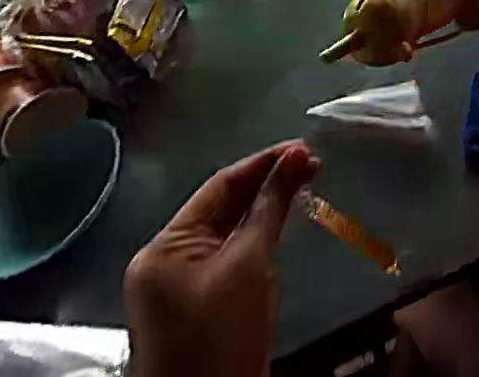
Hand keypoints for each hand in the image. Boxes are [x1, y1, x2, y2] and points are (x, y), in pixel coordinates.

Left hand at [125, 141, 317, 376]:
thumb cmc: (222, 333)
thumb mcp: (250, 263)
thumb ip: (271, 205)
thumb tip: (296, 154)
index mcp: (165, 247)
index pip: (220, 186)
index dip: (264, 162)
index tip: (305, 146)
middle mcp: (167, 258)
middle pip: (223, 205)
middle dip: (268, 181)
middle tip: (313, 162)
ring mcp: (182, 281)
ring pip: (230, 226)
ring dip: (267, 204)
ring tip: (307, 180)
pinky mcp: (200, 298)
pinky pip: (231, 250)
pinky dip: (259, 231)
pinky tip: (285, 216)